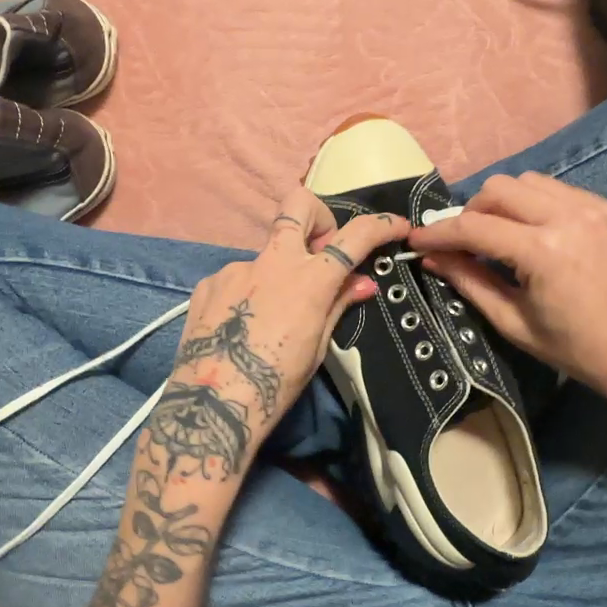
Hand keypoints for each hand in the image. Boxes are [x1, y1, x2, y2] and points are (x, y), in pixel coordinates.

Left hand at [156, 188, 409, 479]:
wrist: (212, 402)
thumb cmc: (275, 382)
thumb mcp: (316, 347)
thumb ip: (337, 305)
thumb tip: (363, 282)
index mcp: (308, 280)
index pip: (354, 237)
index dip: (381, 226)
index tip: (397, 226)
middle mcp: (272, 262)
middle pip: (298, 204)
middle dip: (318, 215)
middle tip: (321, 250)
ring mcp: (236, 269)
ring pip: (266, 254)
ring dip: (277, 273)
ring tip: (271, 318)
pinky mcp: (208, 283)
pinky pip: (237, 278)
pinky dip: (247, 294)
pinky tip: (242, 327)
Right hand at [404, 172, 606, 412]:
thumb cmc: (579, 350)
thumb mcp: (514, 323)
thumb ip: (470, 282)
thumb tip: (433, 257)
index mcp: (543, 252)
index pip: (475, 227)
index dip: (439, 232)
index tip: (417, 241)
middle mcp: (570, 217)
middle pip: (500, 187)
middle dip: (473, 211)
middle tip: (465, 241)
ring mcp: (598, 207)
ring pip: (531, 181)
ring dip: (506, 203)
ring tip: (503, 236)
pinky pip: (563, 191)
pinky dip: (540, 206)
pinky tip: (542, 236)